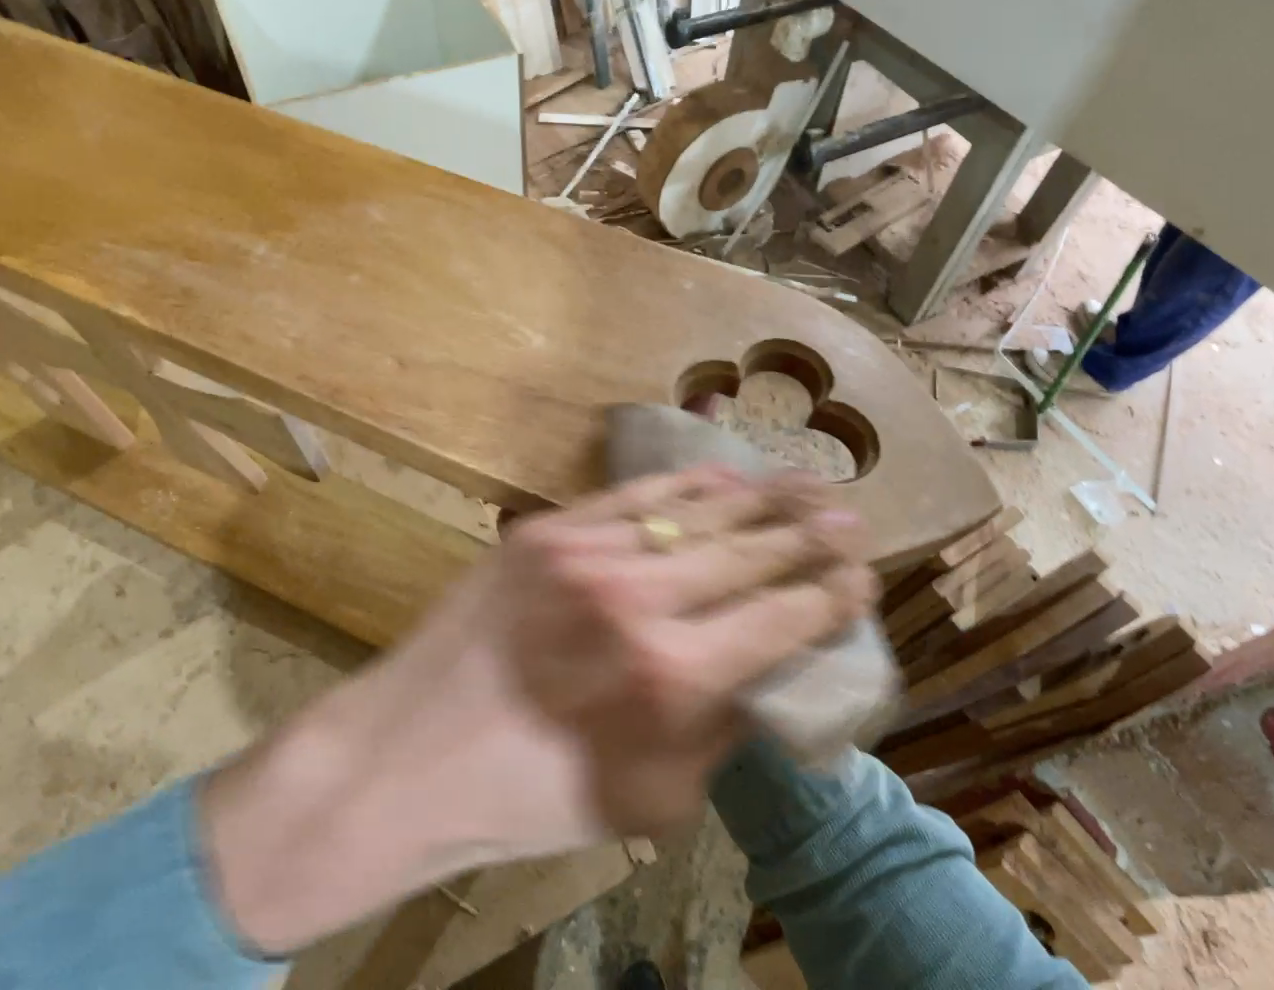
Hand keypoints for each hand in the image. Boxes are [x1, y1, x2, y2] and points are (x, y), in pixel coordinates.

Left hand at [467, 464, 875, 834]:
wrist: (410, 758)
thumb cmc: (535, 796)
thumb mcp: (654, 798)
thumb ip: (721, 728)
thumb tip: (767, 674)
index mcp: (676, 675)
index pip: (784, 618)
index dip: (833, 598)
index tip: (863, 582)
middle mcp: (641, 598)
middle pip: (752, 552)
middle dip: (812, 536)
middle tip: (853, 520)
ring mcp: (588, 552)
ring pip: (699, 512)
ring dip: (764, 497)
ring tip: (810, 482)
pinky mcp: (545, 531)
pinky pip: (634, 495)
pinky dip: (688, 485)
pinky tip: (726, 475)